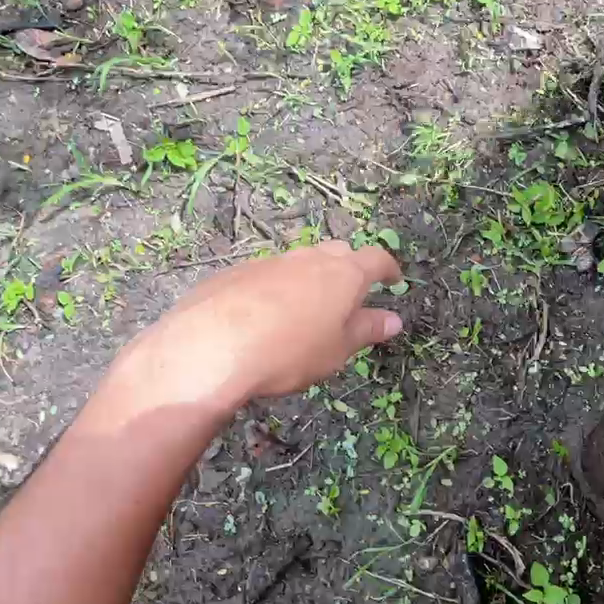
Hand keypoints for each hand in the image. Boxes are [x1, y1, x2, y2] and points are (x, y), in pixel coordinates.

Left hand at [102, 241, 403, 416]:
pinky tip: (264, 317)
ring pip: (300, 261)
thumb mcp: (337, 350)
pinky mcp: (235, 272)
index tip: (394, 280)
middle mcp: (309, 258)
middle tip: (351, 296)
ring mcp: (270, 261)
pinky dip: (276, 289)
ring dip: (311, 278)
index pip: (376, 259)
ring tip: (307, 310)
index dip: (388, 268)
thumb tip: (394, 319)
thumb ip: (367, 330)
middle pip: (338, 252)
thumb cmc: (289, 351)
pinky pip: (267, 274)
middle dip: (350, 268)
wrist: (209, 348)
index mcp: (343, 274)